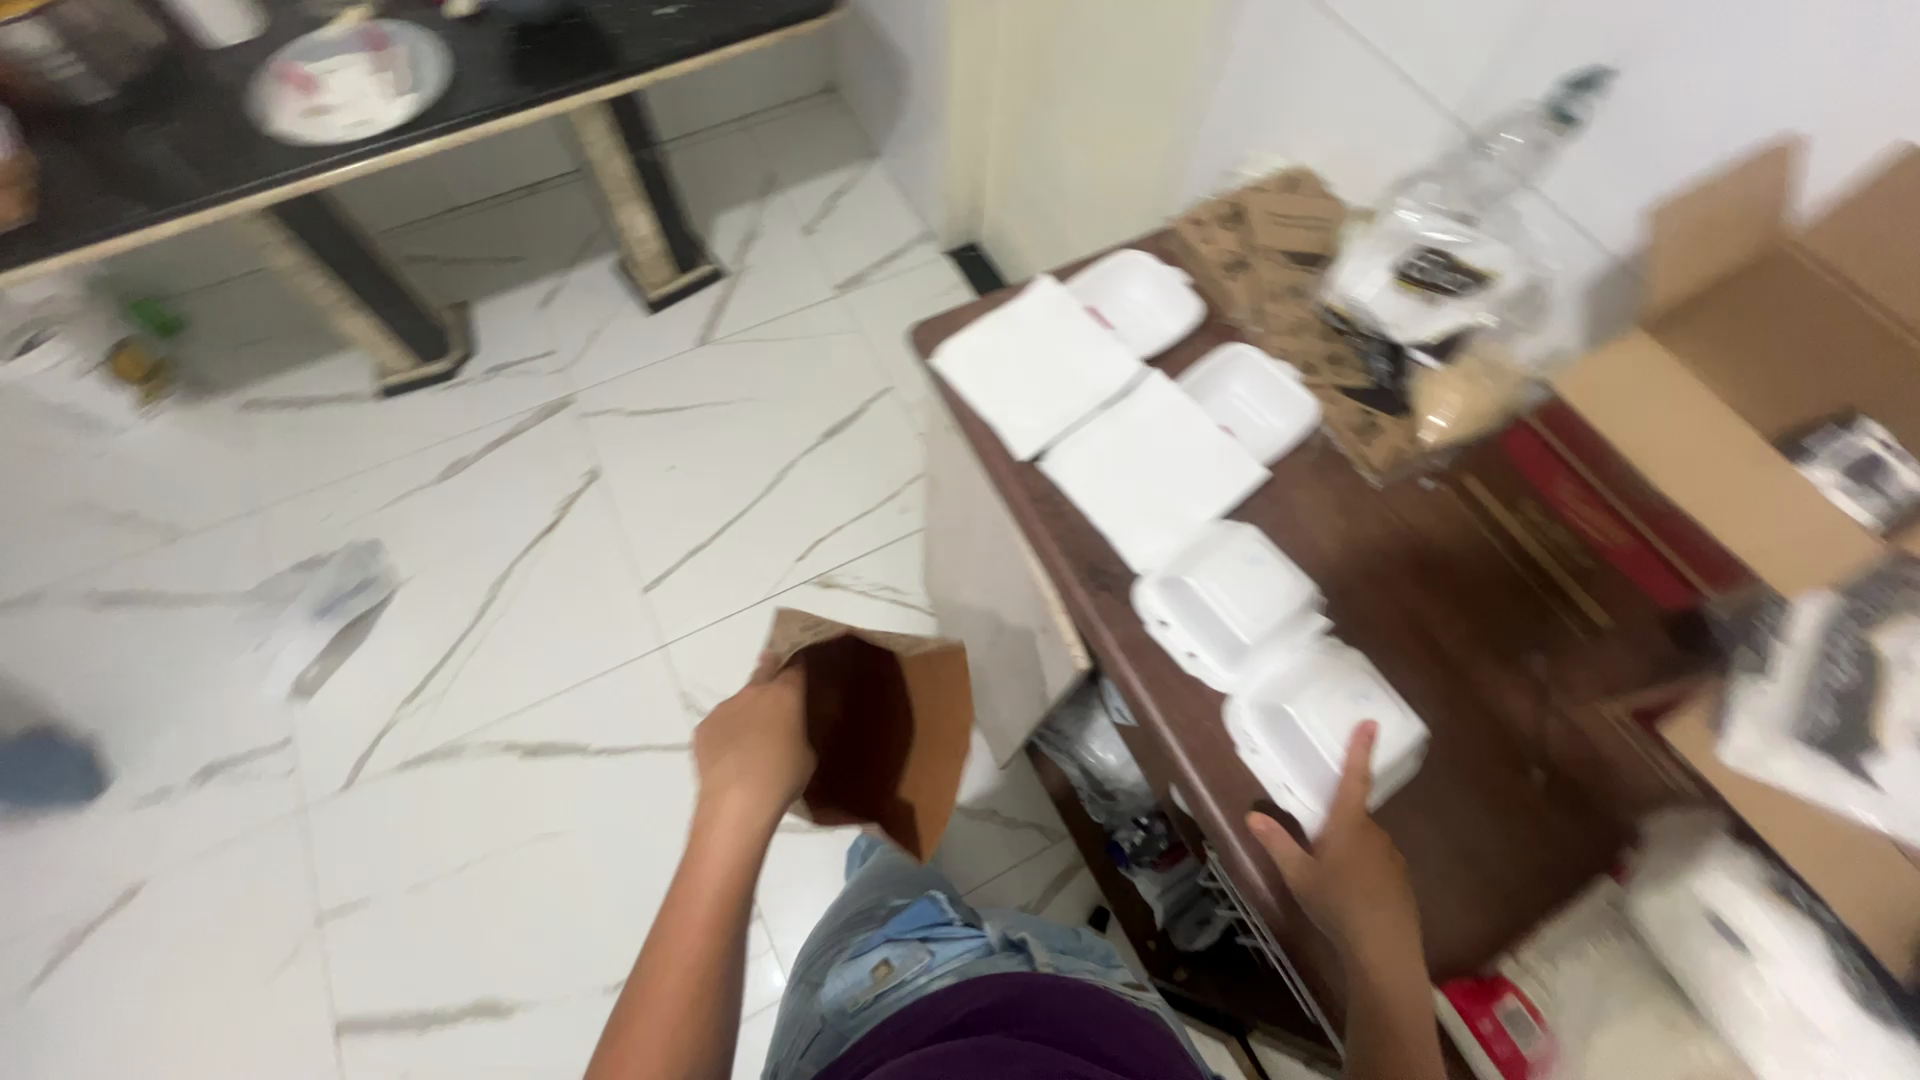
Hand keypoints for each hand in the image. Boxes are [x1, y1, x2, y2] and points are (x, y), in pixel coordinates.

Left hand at [693, 652, 812, 823]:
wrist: (736, 801)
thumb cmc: (782, 777)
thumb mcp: (806, 756)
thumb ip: (796, 734)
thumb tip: (785, 735)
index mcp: (785, 695)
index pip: (794, 669)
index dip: (797, 667)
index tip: (799, 668)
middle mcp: (753, 693)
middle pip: (762, 670)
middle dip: (769, 667)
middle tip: (772, 670)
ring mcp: (724, 708)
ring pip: (739, 702)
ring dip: (746, 712)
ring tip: (749, 742)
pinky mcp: (703, 728)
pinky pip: (720, 724)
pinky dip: (726, 734)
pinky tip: (729, 757)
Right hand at [1245, 722, 1421, 970]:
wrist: (1384, 951)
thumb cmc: (1338, 905)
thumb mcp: (1298, 875)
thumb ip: (1277, 843)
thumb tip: (1252, 815)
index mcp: (1350, 825)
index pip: (1354, 779)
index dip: (1361, 749)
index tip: (1370, 722)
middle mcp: (1375, 834)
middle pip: (1353, 817)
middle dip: (1335, 826)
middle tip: (1315, 850)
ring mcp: (1392, 858)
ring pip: (1365, 842)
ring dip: (1348, 850)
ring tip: (1329, 879)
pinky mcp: (1401, 881)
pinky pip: (1377, 863)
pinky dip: (1362, 870)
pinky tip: (1349, 895)